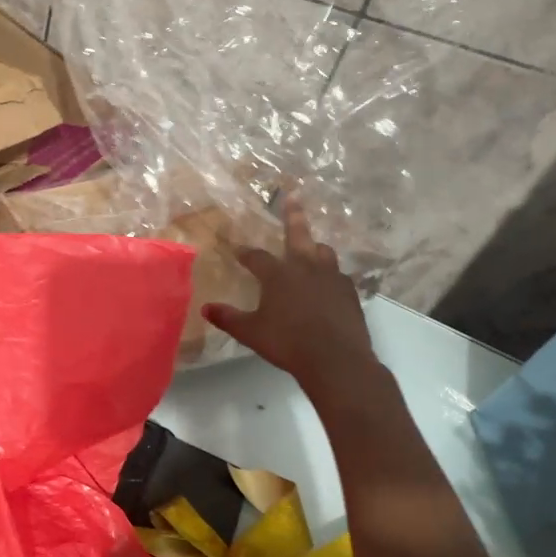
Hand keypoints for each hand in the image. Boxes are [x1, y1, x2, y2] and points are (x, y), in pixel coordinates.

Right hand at [201, 197, 376, 395]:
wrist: (336, 359)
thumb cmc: (287, 342)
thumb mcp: (250, 332)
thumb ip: (228, 318)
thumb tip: (205, 309)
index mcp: (278, 275)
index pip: (256, 257)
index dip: (244, 253)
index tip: (236, 248)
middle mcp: (305, 268)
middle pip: (298, 235)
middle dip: (293, 216)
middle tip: (293, 197)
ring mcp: (332, 278)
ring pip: (323, 252)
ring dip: (314, 248)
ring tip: (311, 248)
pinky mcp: (350, 292)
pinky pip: (338, 275)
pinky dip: (329, 274)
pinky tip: (326, 284)